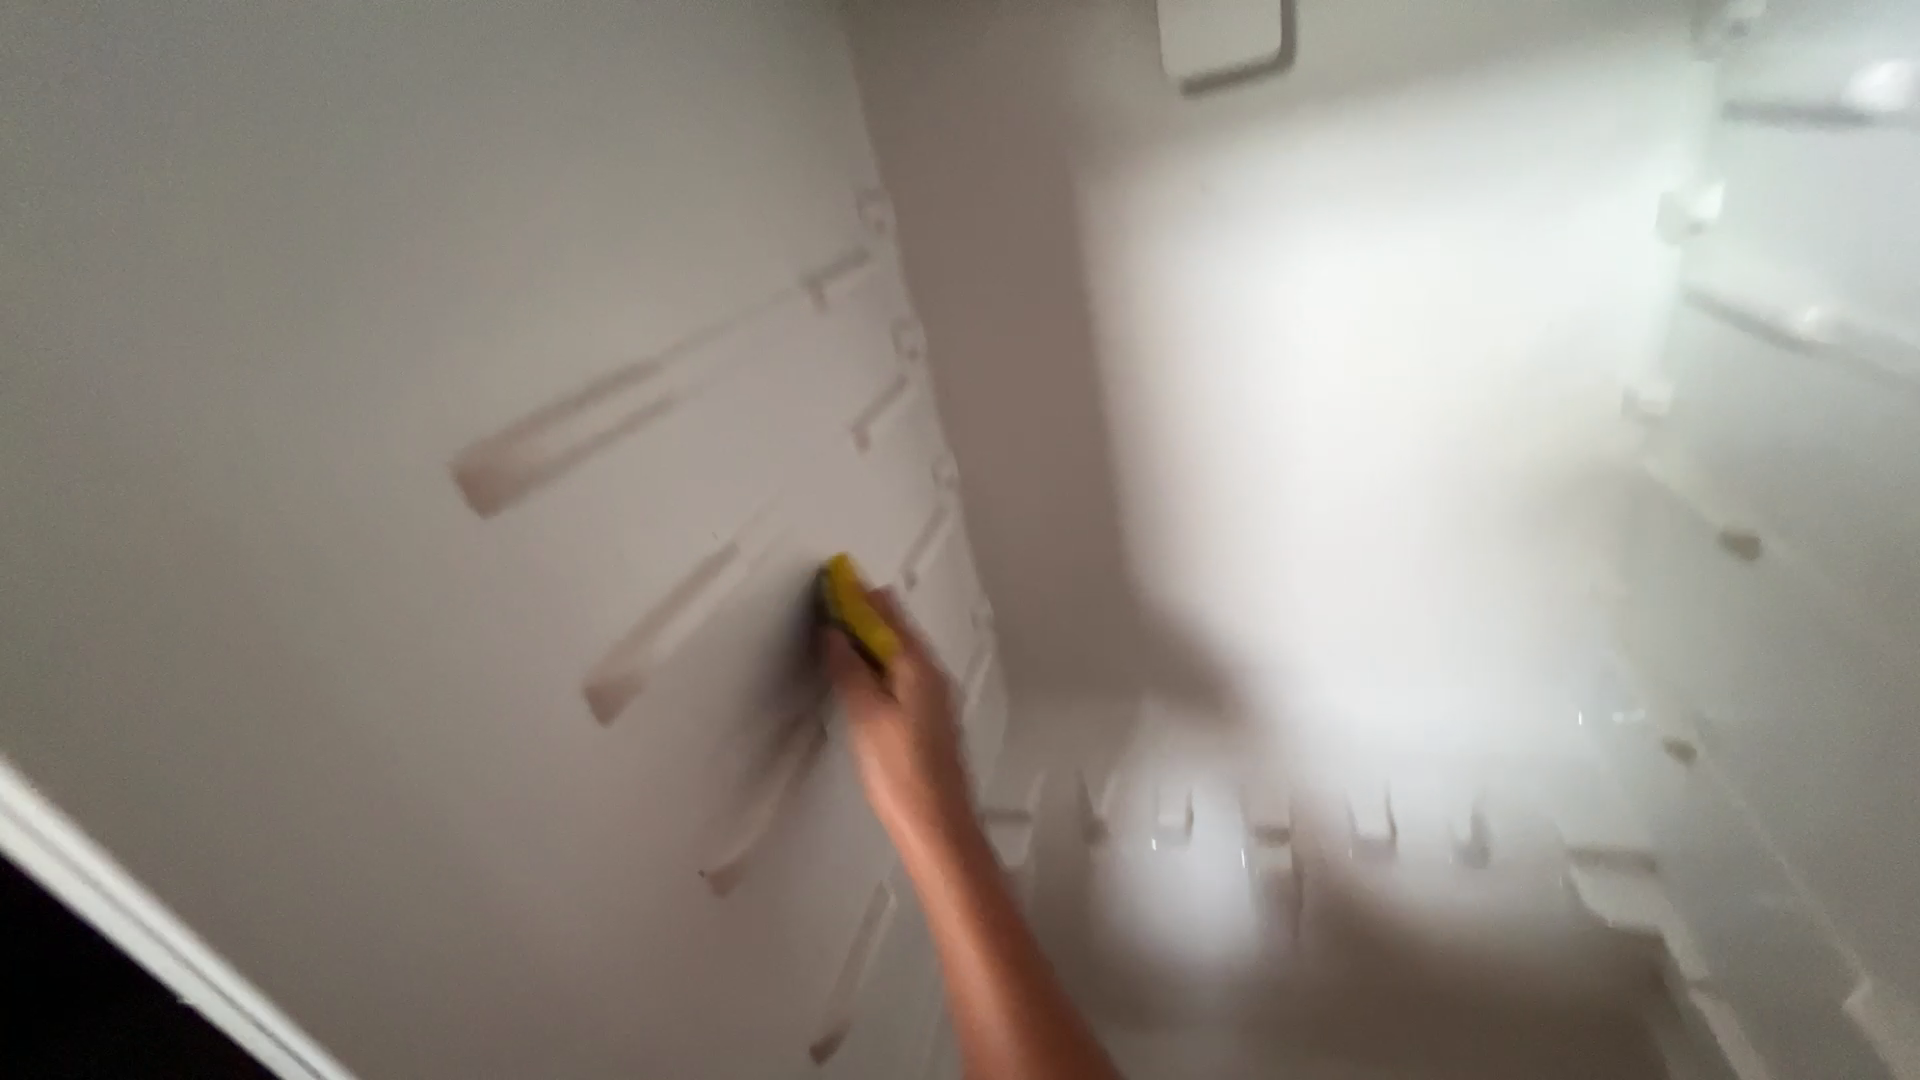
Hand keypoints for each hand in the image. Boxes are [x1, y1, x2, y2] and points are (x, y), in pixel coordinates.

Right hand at [823, 589, 975, 852]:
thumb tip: (834, 632)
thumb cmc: (901, 772)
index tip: (834, 576)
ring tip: (840, 626)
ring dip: (871, 634)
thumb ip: (849, 670)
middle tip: (831, 599)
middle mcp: (932, 673)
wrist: (938, 823)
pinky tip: (862, 669)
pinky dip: (879, 658)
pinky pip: (901, 669)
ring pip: (899, 649)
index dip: (858, 594)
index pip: (887, 613)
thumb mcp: (866, 716)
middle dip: (865, 610)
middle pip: (897, 627)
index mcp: (918, 666)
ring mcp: (934, 694)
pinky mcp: (928, 714)